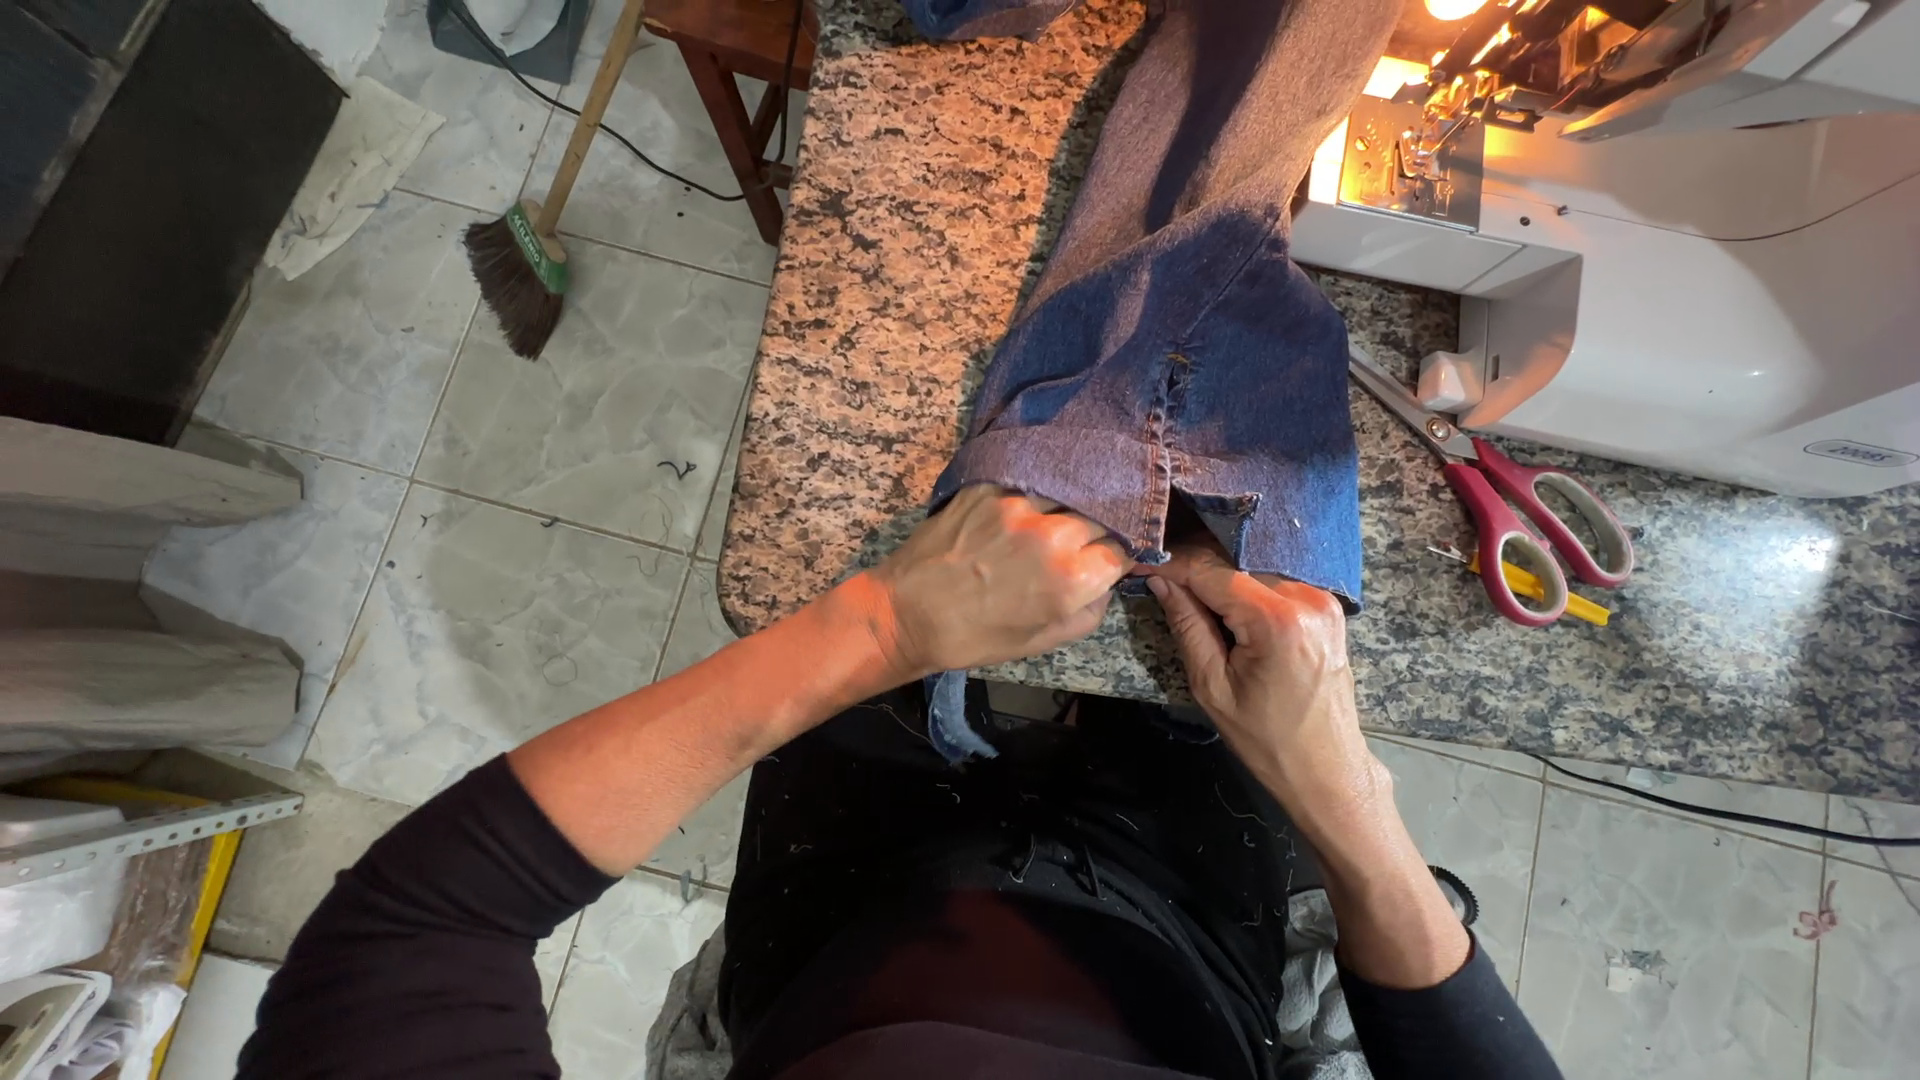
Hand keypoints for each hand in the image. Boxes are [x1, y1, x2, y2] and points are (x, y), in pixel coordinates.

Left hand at [860, 484, 1130, 678]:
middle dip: (1094, 532)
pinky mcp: (987, 488)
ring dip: (1063, 509)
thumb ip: (1090, 610)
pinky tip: (1021, 510)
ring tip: (1047, 524)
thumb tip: (1106, 580)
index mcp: (1071, 578)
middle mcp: (1051, 534)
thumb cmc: (975, 637)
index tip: (1103, 560)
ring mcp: (1016, 505)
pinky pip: (1026, 483)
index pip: (1121, 550)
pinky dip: (1032, 495)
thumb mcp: (1044, 641)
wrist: (908, 613)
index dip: (1115, 557)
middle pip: (1099, 516)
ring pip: (1065, 494)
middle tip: (1075, 545)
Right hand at [1140, 543, 1378, 806]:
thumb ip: (1187, 625)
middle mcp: (1306, 597)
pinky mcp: (1326, 605)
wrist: (1328, 768)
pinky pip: (1274, 579)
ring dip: (1217, 572)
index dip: (1172, 565)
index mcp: (1277, 620)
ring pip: (1253, 565)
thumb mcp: (1212, 685)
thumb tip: (1160, 581)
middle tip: (1157, 574)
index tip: (1139, 563)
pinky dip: (1243, 583)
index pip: (1211, 571)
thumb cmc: (1266, 739)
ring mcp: (1322, 598)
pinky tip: (1220, 598)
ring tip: (1183, 586)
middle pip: (1234, 561)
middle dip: (1192, 565)